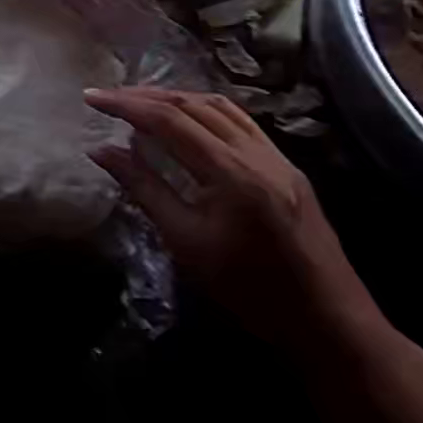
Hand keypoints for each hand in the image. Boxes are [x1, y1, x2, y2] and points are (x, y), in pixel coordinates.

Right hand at [85, 87, 379, 350]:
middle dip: (146, 96)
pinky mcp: (286, 166)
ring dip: (176, 97)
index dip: (126, 104)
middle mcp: (257, 153)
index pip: (169, 120)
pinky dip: (204, 110)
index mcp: (232, 173)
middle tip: (110, 97)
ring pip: (218, 107)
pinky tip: (186, 118)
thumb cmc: (251, 292)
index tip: (91, 98)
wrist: (331, 326)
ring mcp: (276, 157)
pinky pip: (239, 120)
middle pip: (193, 105)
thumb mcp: (187, 242)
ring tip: (141, 102)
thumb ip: (143, 188)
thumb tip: (101, 151)